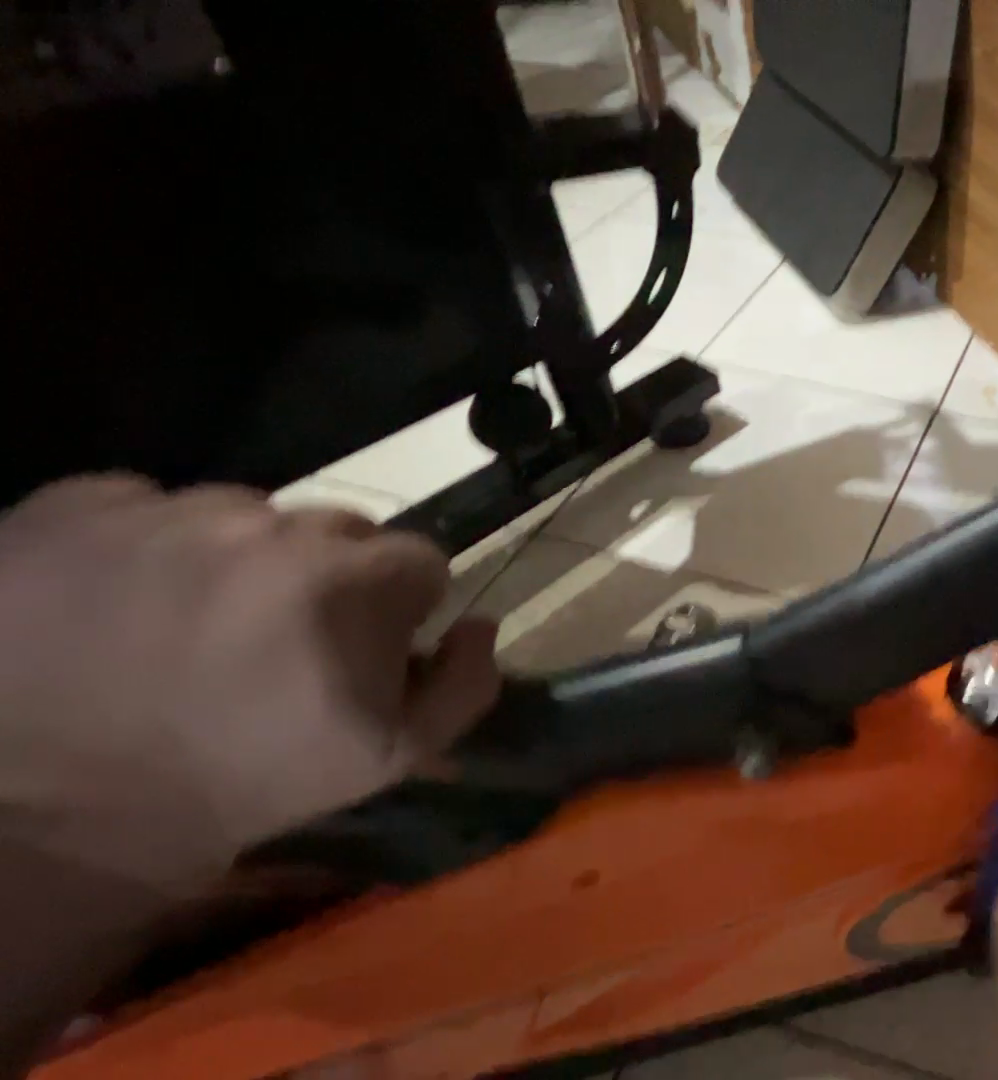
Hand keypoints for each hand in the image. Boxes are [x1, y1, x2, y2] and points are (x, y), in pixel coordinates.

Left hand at [0, 475, 500, 891]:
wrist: (45, 817)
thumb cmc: (246, 780)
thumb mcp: (391, 757)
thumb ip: (466, 685)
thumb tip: (479, 625)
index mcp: (354, 581)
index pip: (419, 559)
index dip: (402, 606)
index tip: (367, 644)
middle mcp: (268, 524)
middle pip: (336, 530)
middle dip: (329, 577)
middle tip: (283, 637)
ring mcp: (164, 510)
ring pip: (244, 514)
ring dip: (242, 556)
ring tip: (197, 619)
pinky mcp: (70, 507)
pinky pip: (145, 505)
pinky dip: (150, 543)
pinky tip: (126, 600)